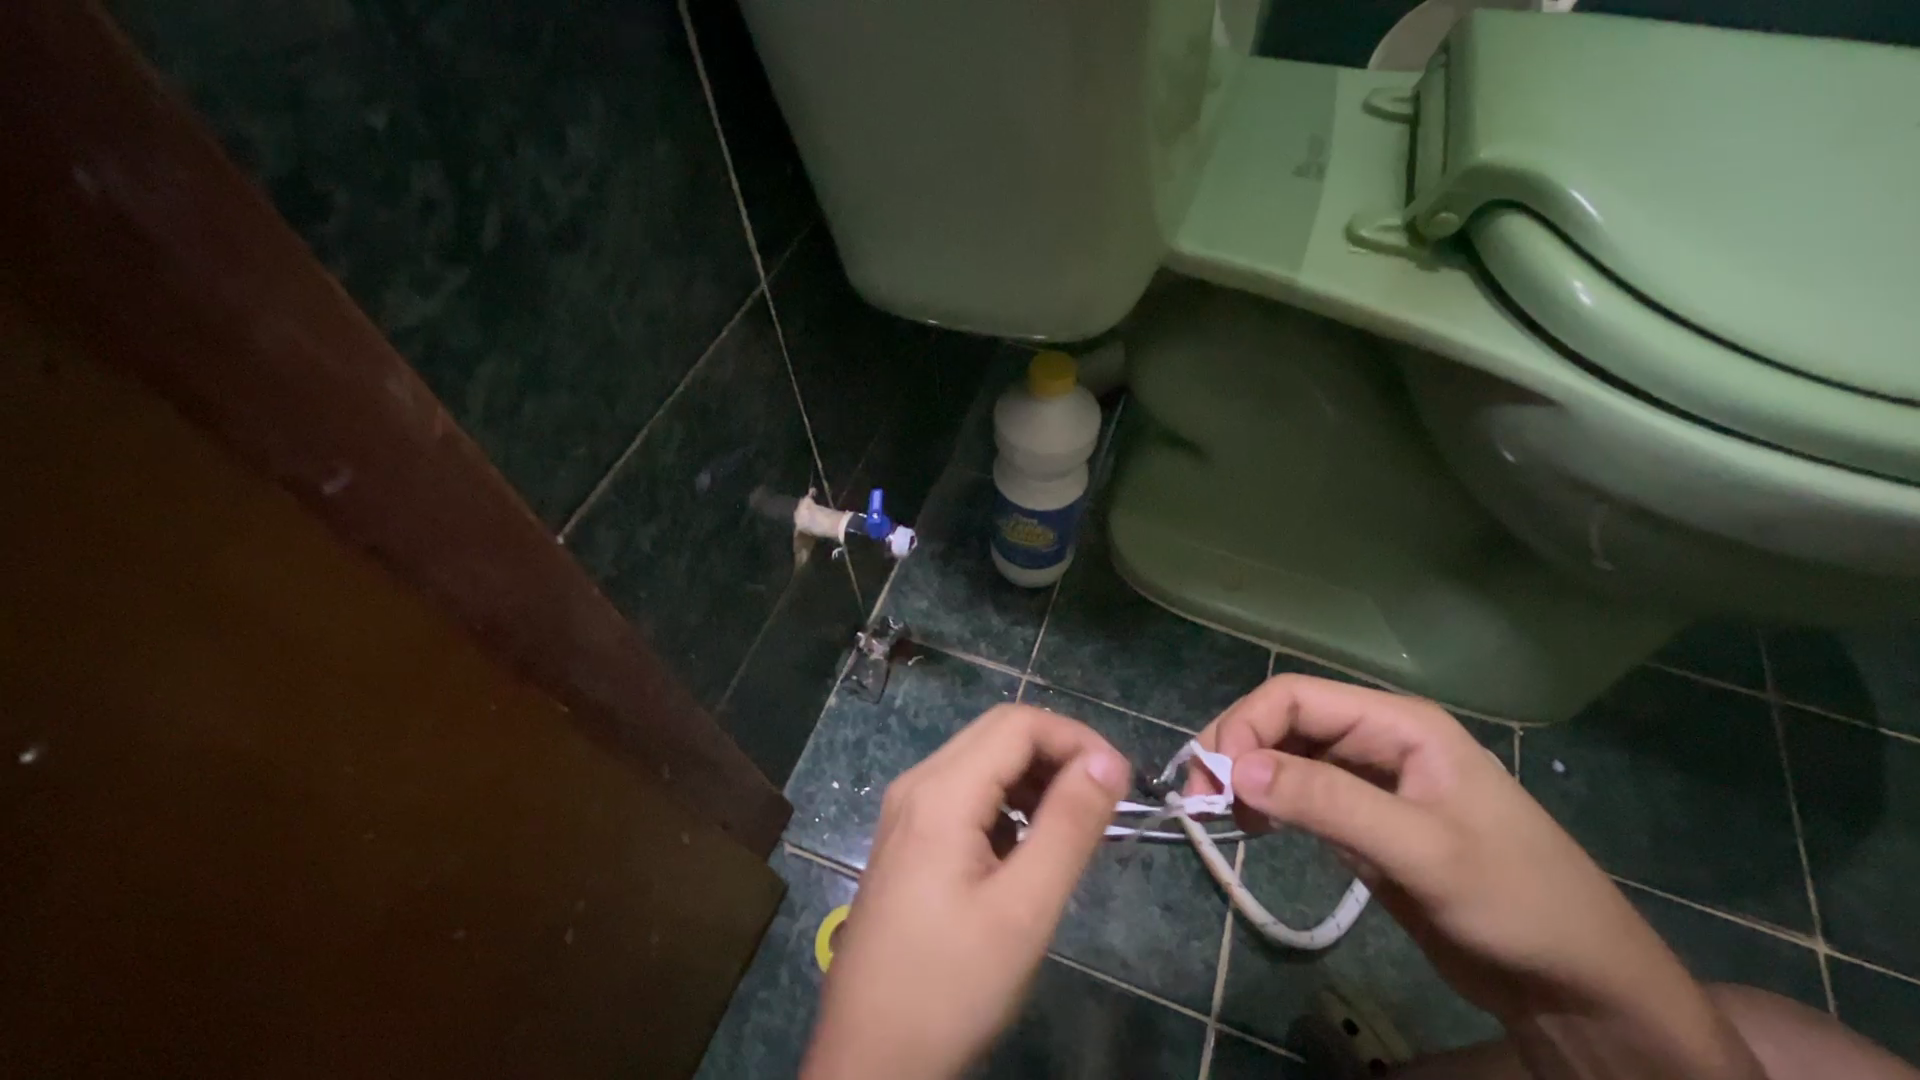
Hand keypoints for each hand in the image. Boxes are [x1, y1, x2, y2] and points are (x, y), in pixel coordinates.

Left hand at [801, 705, 1130, 1079]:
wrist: (870, 1057)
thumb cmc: (951, 987)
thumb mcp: (1024, 910)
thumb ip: (1069, 827)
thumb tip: (1108, 762)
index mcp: (939, 793)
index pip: (1018, 724)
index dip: (1077, 739)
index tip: (1121, 784)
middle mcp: (916, 786)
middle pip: (998, 735)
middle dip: (1058, 755)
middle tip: (1104, 803)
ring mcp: (906, 813)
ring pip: (982, 763)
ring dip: (1034, 780)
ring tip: (1074, 829)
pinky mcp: (908, 841)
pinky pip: (965, 796)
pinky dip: (1008, 806)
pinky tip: (1029, 850)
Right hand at [1189, 675, 1761, 1078]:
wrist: (1576, 983)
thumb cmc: (1515, 902)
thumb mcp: (1422, 850)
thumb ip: (1328, 803)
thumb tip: (1234, 769)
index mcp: (1398, 724)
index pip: (1295, 697)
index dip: (1245, 727)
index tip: (1214, 781)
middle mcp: (1379, 740)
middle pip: (1283, 722)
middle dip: (1235, 751)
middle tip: (1201, 802)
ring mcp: (1371, 782)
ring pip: (1285, 757)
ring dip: (1246, 778)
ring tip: (1226, 818)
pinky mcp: (1366, 822)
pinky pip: (1301, 795)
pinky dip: (1268, 805)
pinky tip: (1257, 829)